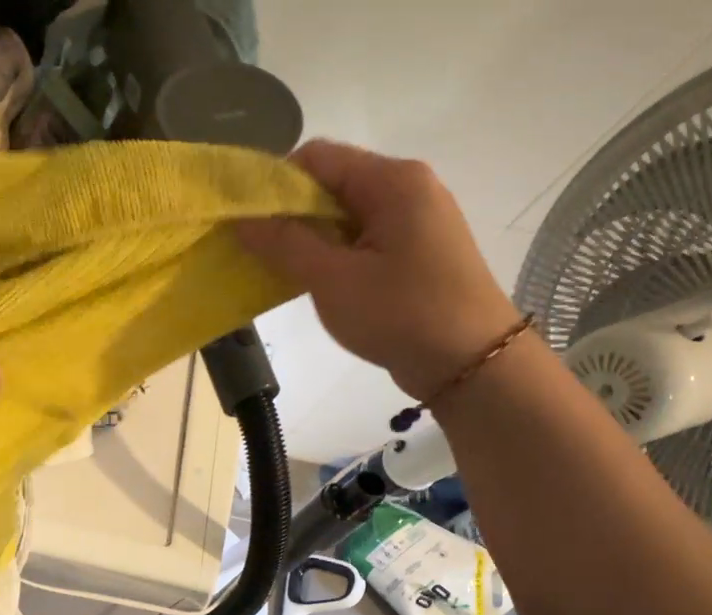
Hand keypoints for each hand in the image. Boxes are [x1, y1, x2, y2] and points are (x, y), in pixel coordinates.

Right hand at [236, 140, 524, 401]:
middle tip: (252, 250)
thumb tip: (241, 217)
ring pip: (342, 212)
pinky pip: (359, 235)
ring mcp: (413, 217)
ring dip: (306, 236)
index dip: (274, 184)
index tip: (242, 222)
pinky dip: (329, 251)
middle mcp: (406, 187)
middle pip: (330, 182)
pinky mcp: (413, 247)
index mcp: (392, 181)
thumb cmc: (401, 313)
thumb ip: (284, 243)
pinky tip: (311, 280)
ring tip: (276, 270)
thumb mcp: (333, 279)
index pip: (317, 158)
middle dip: (286, 213)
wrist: (470, 359)